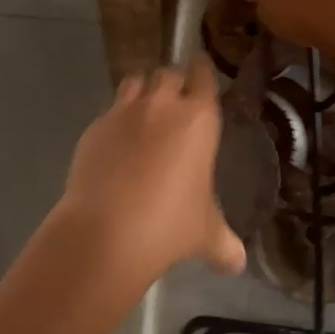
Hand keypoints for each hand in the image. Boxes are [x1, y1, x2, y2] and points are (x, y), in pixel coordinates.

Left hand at [57, 54, 245, 276]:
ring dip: (142, 92)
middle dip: (172, 84)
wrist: (106, 230)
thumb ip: (224, 242)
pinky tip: (116, 143)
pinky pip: (110, 110)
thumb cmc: (168, 224)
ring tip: (144, 114)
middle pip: (168, 73)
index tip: (202, 73)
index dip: (202, 71)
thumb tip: (238, 262)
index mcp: (198, 118)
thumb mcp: (204, 233)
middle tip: (175, 104)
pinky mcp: (95, 125)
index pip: (203, 74)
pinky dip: (116, 118)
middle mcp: (162, 103)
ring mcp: (124, 110)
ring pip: (135, 82)